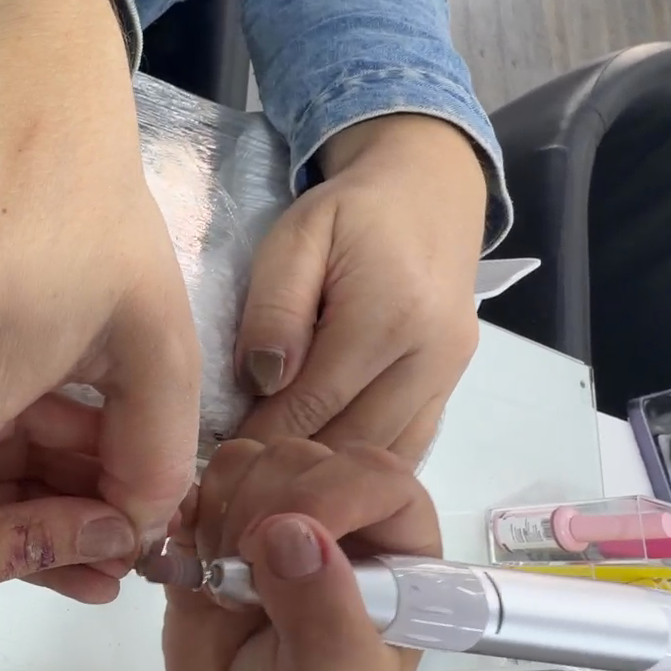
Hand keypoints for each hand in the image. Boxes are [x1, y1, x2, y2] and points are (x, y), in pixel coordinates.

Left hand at [0, 450, 140, 670]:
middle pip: (20, 446)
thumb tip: (120, 533)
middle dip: (83, 492)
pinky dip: (32, 552)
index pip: (16, 405)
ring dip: (64, 528)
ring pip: (9, 486)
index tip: (139, 475)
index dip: (85, 440)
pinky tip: (88, 577)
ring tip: (123, 567)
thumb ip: (19, 542)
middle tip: (143, 531)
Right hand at [145, 438, 438, 670]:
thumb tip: (293, 531)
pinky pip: (195, 484)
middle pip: (299, 459)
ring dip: (221, 514)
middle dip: (260, 512)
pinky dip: (183, 512)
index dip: (328, 494)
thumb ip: (326, 616)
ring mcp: (268, 516)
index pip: (378, 479)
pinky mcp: (212, 522)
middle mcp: (335, 519)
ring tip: (220, 576)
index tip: (274, 545)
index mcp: (392, 551)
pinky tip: (186, 557)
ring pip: (245, 462)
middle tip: (242, 581)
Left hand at [235, 113, 486, 462]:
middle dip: (293, 467)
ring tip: (274, 481)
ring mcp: (451, 373)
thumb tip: (260, 380)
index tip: (219, 461)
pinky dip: (362, 461)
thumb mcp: (294, 240)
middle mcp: (431, 355)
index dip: (261, 438)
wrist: (428, 188)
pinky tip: (321, 470)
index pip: (312, 404)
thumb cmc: (348, 213)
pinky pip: (410, 441)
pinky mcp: (452, 380)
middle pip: (352, 439)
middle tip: (240, 482)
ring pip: (386, 452)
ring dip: (330, 476)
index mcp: (388, 317)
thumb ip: (274, 309)